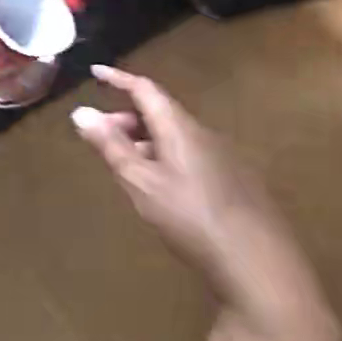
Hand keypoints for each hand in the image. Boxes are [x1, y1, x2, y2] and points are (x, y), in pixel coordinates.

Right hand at [70, 66, 312, 314]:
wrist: (261, 269)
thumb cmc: (191, 218)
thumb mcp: (140, 182)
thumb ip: (110, 146)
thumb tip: (81, 111)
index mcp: (180, 128)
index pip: (145, 89)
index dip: (118, 78)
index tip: (95, 71)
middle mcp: (204, 135)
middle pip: (160, 113)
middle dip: (127, 117)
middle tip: (102, 135)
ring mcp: (225, 160)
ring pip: (175, 136)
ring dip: (145, 140)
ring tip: (127, 165)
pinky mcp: (237, 184)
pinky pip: (191, 155)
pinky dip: (166, 157)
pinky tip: (161, 188)